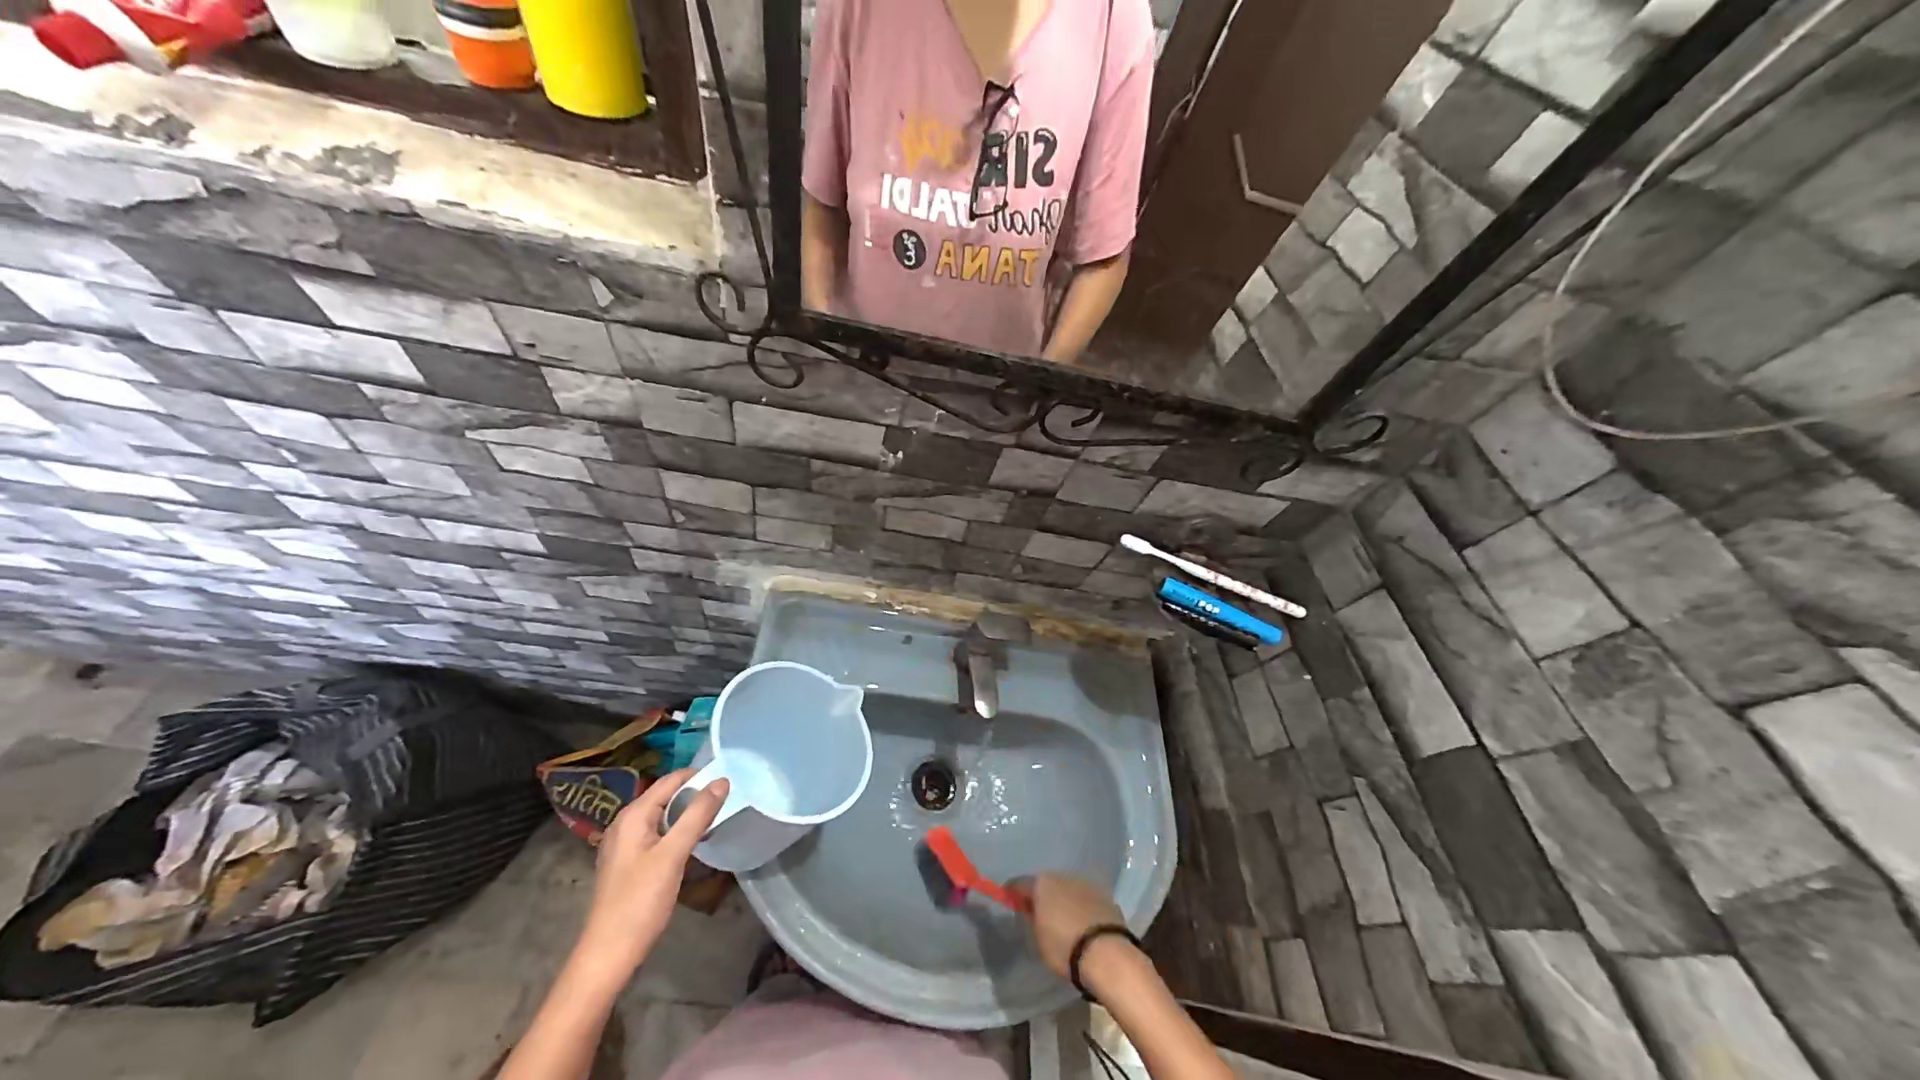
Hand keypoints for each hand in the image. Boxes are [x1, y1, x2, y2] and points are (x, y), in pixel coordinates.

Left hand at [572, 768, 729, 984]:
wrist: (609, 953)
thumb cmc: (640, 900)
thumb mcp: (672, 855)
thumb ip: (697, 815)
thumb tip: (721, 781)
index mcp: (633, 816)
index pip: (670, 781)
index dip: (699, 775)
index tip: (730, 777)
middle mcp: (625, 823)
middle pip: (666, 796)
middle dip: (696, 794)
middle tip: (729, 797)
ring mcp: (625, 844)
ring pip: (663, 816)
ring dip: (688, 814)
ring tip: (718, 816)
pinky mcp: (629, 863)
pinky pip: (658, 834)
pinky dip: (678, 832)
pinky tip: (695, 843)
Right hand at [1010, 874, 1125, 979]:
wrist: (1107, 954)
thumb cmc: (1064, 947)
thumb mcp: (1037, 938)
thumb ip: (1032, 919)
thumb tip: (1031, 910)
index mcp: (1042, 883)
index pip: (1020, 884)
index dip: (1013, 894)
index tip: (1011, 904)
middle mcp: (1064, 876)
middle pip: (1047, 884)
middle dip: (1043, 896)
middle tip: (1039, 915)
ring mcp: (1087, 884)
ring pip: (1069, 890)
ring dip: (1064, 900)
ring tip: (1064, 922)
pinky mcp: (1107, 897)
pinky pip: (1087, 900)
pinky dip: (1082, 908)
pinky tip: (1084, 925)